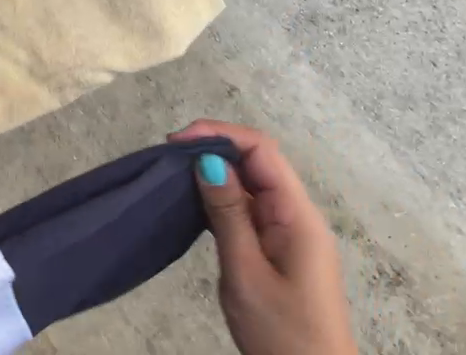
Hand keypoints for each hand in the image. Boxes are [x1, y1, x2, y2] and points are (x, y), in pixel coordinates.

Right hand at [170, 121, 356, 354]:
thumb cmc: (282, 331)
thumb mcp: (246, 271)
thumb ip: (228, 213)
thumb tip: (207, 159)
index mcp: (298, 216)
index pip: (262, 151)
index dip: (219, 134)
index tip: (175, 143)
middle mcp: (297, 216)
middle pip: (257, 160)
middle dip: (212, 147)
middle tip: (167, 157)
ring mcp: (288, 232)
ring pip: (250, 181)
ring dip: (213, 170)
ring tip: (172, 175)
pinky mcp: (277, 246)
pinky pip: (247, 204)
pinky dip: (218, 194)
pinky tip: (192, 201)